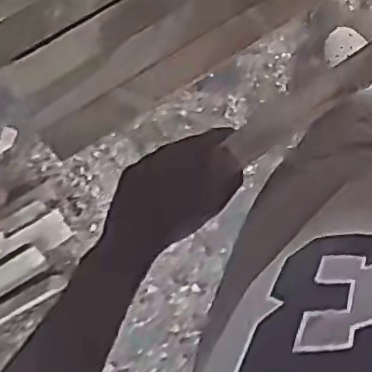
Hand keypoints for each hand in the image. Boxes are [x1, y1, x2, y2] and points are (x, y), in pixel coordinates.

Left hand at [100, 128, 243, 266]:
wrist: (134, 237)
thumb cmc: (182, 218)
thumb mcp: (217, 200)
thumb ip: (231, 177)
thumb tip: (237, 163)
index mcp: (196, 150)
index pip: (220, 135)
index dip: (232, 143)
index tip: (240, 153)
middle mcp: (171, 147)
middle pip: (196, 144)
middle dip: (207, 156)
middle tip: (216, 173)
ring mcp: (148, 159)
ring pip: (174, 155)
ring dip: (184, 165)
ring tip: (189, 187)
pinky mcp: (131, 172)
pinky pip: (154, 168)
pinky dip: (163, 176)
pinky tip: (165, 195)